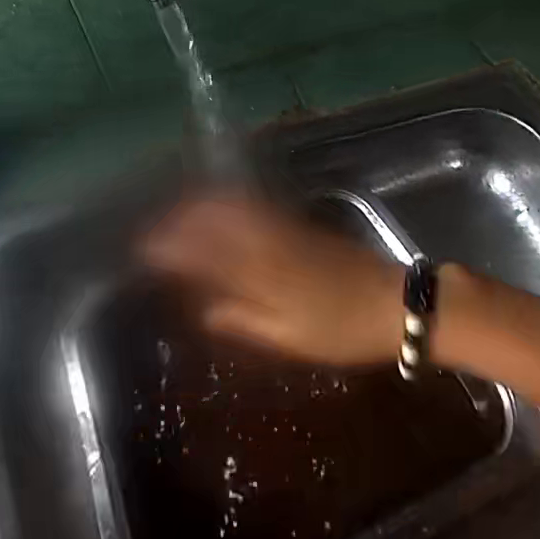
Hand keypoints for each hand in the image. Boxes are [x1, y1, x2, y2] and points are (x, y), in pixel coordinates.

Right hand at [139, 193, 406, 367]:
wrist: (396, 301)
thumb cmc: (342, 329)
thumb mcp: (291, 338)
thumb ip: (245, 321)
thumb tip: (203, 313)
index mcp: (262, 273)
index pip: (206, 253)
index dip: (172, 247)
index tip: (144, 249)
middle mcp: (268, 242)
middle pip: (215, 220)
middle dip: (180, 219)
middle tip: (152, 227)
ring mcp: (285, 228)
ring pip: (233, 206)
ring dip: (200, 204)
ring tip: (175, 210)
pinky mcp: (300, 224)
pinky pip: (254, 205)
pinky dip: (228, 201)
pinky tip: (219, 204)